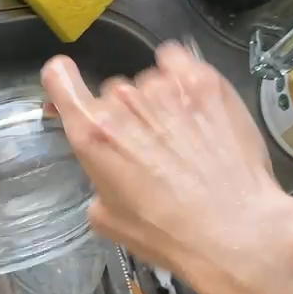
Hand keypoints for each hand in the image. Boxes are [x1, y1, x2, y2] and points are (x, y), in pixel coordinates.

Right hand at [41, 43, 292, 293]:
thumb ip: (98, 180)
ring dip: (159, 102)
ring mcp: (164, 86)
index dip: (62, 82)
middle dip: (127, 114)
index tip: (72, 90)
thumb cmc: (168, 233)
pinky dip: (180, 77)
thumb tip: (107, 171)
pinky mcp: (203, 80)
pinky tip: (194, 105)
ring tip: (185, 138)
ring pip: (149, 82)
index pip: (58, 78)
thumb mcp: (109, 220)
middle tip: (151, 148)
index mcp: (92, 133)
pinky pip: (177, 60)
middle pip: (113, 92)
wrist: (234, 230)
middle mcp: (123, 102)